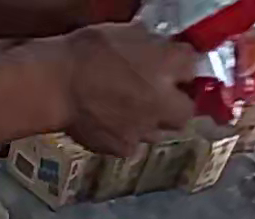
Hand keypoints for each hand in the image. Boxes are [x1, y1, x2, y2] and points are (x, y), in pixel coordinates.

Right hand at [48, 24, 197, 154]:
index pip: (193, 69)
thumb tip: (158, 53)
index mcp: (170, 64)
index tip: (175, 70)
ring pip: (157, 133)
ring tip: (133, 117)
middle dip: (176, 107)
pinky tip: (112, 129)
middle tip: (161, 100)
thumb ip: (152, 48)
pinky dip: (125, 140)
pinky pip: (130, 146)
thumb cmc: (91, 52)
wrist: (60, 87)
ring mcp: (141, 129)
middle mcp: (163, 102)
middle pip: (184, 114)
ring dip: (151, 126)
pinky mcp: (119, 148)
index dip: (183, 70)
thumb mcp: (131, 34)